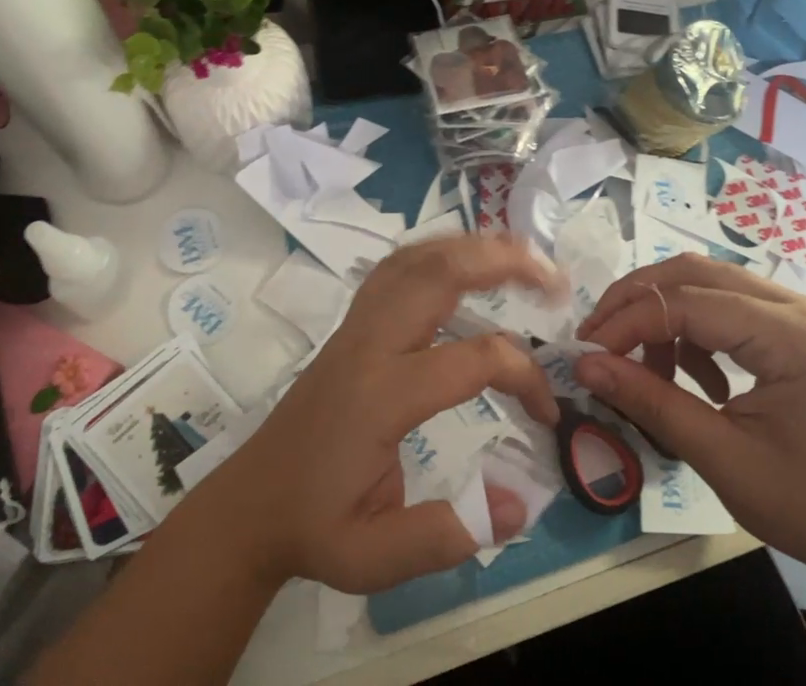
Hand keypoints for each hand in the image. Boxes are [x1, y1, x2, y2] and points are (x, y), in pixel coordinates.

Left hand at [190, 235, 564, 594]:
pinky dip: (437, 256)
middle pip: (439, 274)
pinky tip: (464, 266)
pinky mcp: (350, 331)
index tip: (547, 416)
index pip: (474, 359)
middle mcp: (368, 347)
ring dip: (470, 248)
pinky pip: (396, 271)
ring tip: (521, 257)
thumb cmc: (314, 528)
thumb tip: (522, 504)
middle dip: (503, 263)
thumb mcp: (375, 557)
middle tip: (555, 281)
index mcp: (381, 396)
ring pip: (414, 261)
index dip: (526, 378)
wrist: (249, 507)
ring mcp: (355, 330)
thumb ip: (446, 535)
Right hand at [572, 254, 805, 589]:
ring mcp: (802, 318)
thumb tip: (583, 364)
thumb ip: (650, 401)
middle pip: (695, 274)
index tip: (583, 355)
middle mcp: (799, 309)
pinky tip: (695, 382)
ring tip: (645, 373)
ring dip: (664, 317)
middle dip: (637, 302)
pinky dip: (695, 333)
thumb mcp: (719, 456)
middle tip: (596, 342)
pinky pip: (730, 310)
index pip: (687, 302)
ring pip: (710, 286)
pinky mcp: (798, 334)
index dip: (627, 322)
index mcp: (792, 335)